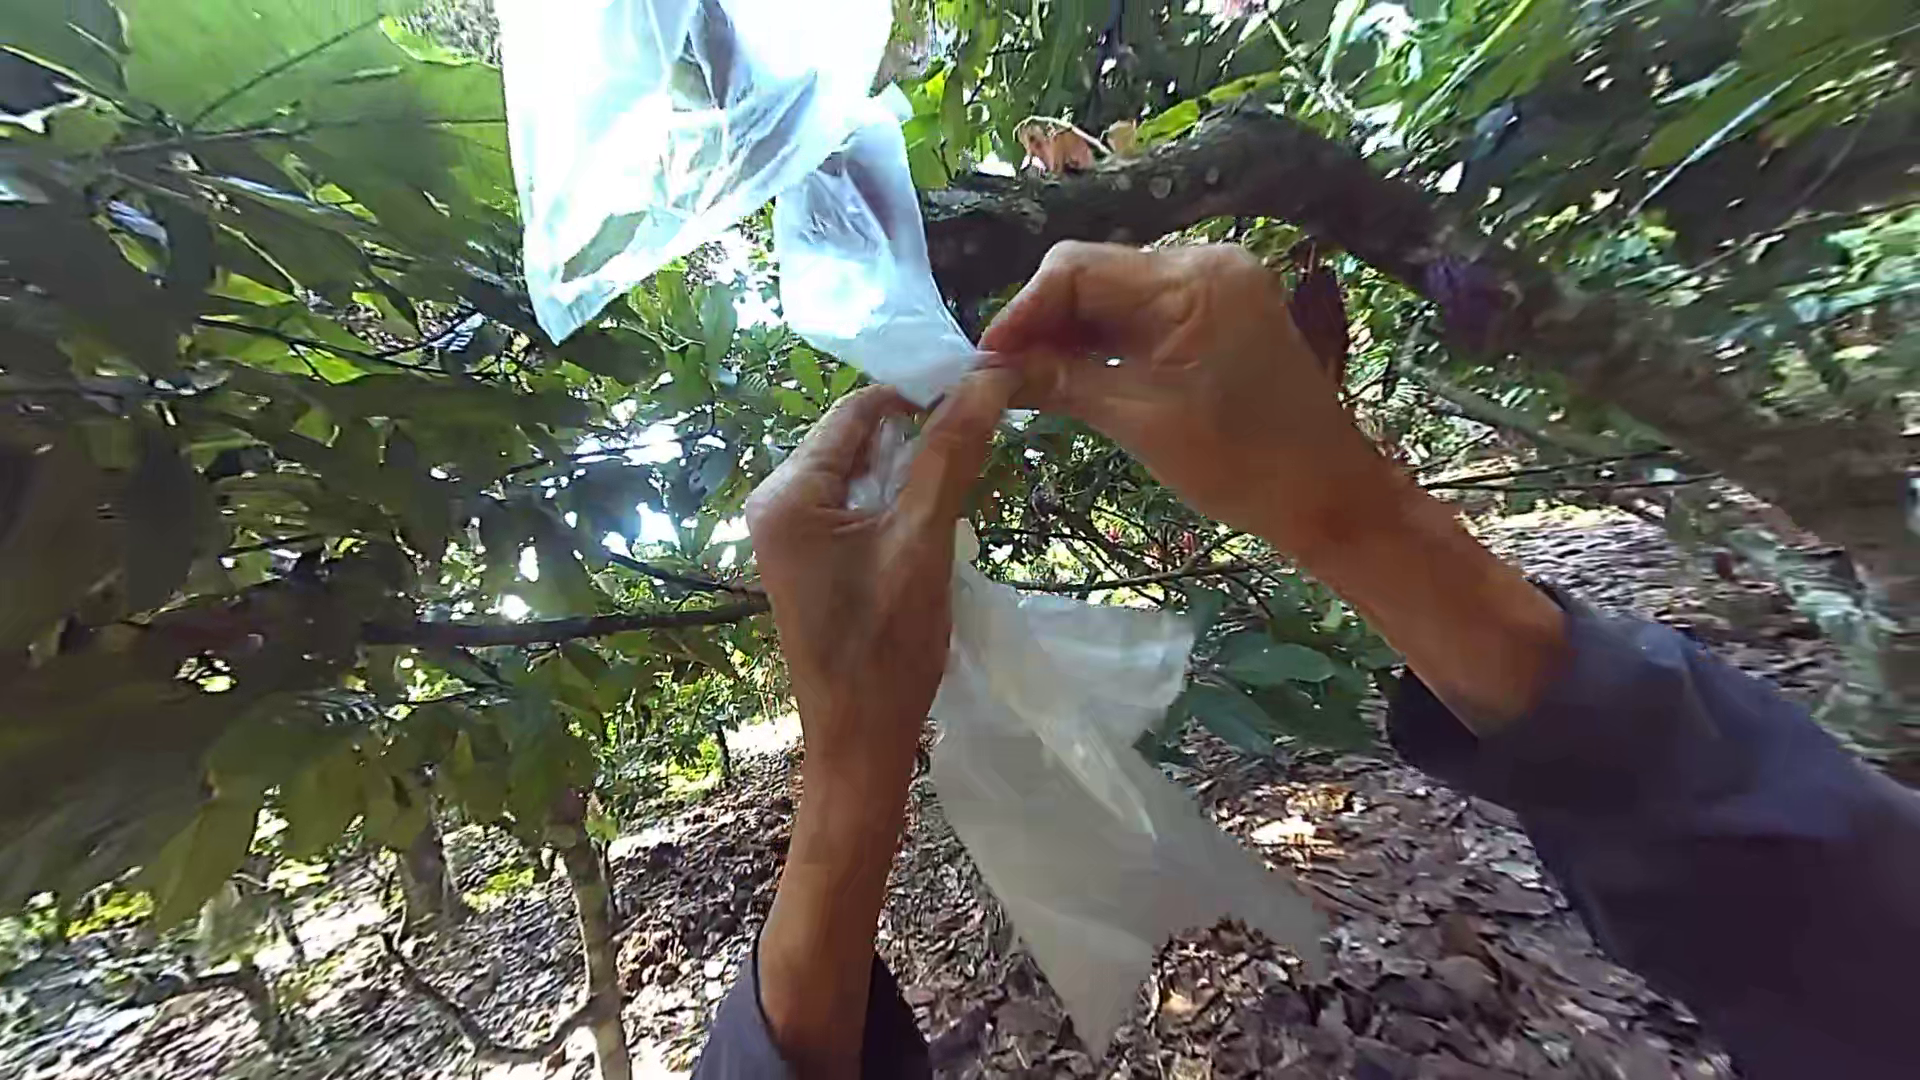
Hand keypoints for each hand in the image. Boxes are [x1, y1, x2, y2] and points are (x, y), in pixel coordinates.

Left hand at [745, 370, 1012, 1077]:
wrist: (862, 740)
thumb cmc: (890, 647)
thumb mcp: (924, 540)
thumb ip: (952, 453)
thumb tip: (988, 375)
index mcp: (790, 493)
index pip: (856, 411)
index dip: (916, 392)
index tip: (975, 387)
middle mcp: (778, 504)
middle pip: (856, 440)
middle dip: (916, 432)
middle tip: (978, 431)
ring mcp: (791, 534)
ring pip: (861, 473)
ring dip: (911, 468)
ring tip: (963, 474)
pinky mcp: (811, 558)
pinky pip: (856, 507)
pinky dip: (896, 500)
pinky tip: (932, 512)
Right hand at [984, 241, 1565, 728]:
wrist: (1326, 496)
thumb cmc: (1243, 466)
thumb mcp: (1141, 422)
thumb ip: (1063, 383)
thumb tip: (990, 371)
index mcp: (1191, 280)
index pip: (1076, 270)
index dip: (1021, 313)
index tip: (984, 363)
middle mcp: (1201, 265)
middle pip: (1091, 278)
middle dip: (1039, 326)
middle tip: (999, 378)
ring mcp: (1209, 291)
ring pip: (1109, 302)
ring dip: (1064, 339)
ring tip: (1025, 383)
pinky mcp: (1210, 320)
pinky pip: (1136, 322)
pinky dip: (1098, 349)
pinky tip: (1069, 378)